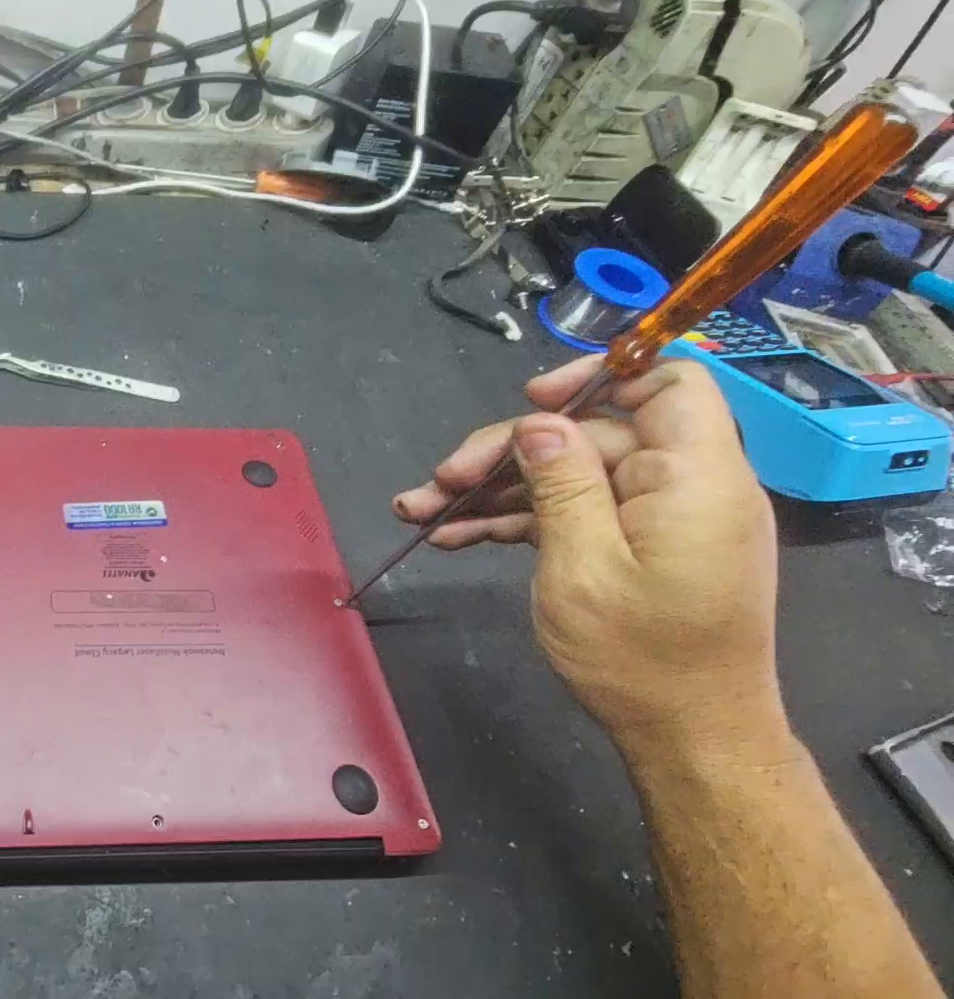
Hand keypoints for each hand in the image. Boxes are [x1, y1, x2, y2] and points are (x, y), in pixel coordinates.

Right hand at [392, 356, 794, 764]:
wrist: (684, 735)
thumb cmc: (639, 656)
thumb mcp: (583, 566)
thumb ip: (562, 485)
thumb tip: (538, 423)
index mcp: (691, 479)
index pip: (667, 385)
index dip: (599, 377)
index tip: (532, 403)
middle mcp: (677, 487)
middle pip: (584, 437)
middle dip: (503, 454)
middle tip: (437, 484)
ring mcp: (648, 518)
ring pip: (561, 476)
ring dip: (489, 491)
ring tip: (420, 512)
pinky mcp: (625, 545)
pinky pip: (564, 512)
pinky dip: (509, 520)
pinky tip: (452, 536)